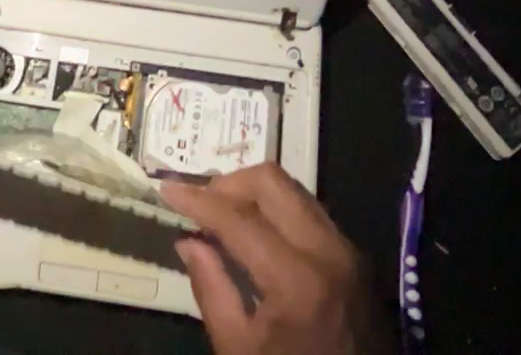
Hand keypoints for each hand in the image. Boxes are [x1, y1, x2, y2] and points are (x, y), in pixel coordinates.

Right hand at [162, 166, 388, 354]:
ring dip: (252, 192)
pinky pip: (308, 210)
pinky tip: (254, 230)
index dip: (197, 200)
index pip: (238, 218)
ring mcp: (346, 248)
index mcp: (297, 280)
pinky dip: (276, 208)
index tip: (166, 189)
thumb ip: (212, 289)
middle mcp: (327, 250)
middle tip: (199, 204)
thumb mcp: (239, 351)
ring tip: (222, 214)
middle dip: (228, 184)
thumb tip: (188, 241)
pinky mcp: (355, 254)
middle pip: (271, 181)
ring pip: (292, 188)